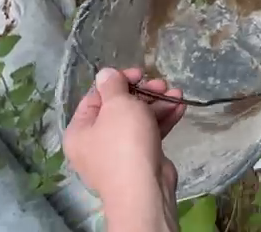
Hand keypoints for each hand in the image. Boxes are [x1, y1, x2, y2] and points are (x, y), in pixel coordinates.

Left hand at [63, 67, 184, 229]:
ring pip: (138, 118)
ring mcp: (117, 151)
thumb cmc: (124, 142)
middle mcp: (95, 141)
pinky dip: (163, 119)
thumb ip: (112, 85)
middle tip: (162, 84)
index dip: (119, 81)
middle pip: (120, 106)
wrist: (142, 187)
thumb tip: (104, 73)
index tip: (139, 74)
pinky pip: (149, 132)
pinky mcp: (138, 157)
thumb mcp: (118, 105)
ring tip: (178, 95)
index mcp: (81, 130)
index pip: (96, 96)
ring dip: (159, 103)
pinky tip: (180, 108)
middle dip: (145, 92)